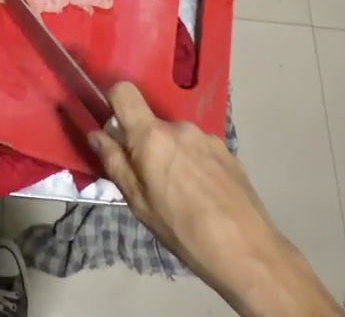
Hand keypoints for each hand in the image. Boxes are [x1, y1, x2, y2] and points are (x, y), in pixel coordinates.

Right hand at [90, 82, 341, 316]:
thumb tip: (96, 134)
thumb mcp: (139, 203)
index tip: (113, 126)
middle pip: (152, 123)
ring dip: (173, 156)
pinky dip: (195, 164)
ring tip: (182, 194)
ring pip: (177, 138)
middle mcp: (180, 127)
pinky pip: (200, 149)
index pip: (124, 91)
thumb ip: (115, 163)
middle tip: (150, 180)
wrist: (248, 252)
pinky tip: (204, 196)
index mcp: (152, 136)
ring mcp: (208, 137)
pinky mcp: (228, 152)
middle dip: (146, 144)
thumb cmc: (183, 230)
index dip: (113, 100)